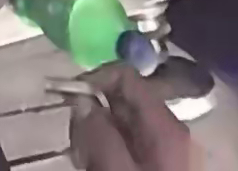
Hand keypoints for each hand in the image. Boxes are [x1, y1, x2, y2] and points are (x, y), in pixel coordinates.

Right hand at [68, 63, 198, 170]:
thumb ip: (97, 132)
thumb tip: (80, 100)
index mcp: (165, 126)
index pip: (125, 76)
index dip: (94, 80)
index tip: (68, 101)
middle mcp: (169, 132)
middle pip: (121, 100)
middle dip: (92, 115)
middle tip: (77, 145)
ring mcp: (165, 154)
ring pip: (120, 125)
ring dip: (96, 138)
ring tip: (86, 162)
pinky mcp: (158, 169)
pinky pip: (126, 148)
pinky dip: (106, 154)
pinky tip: (96, 167)